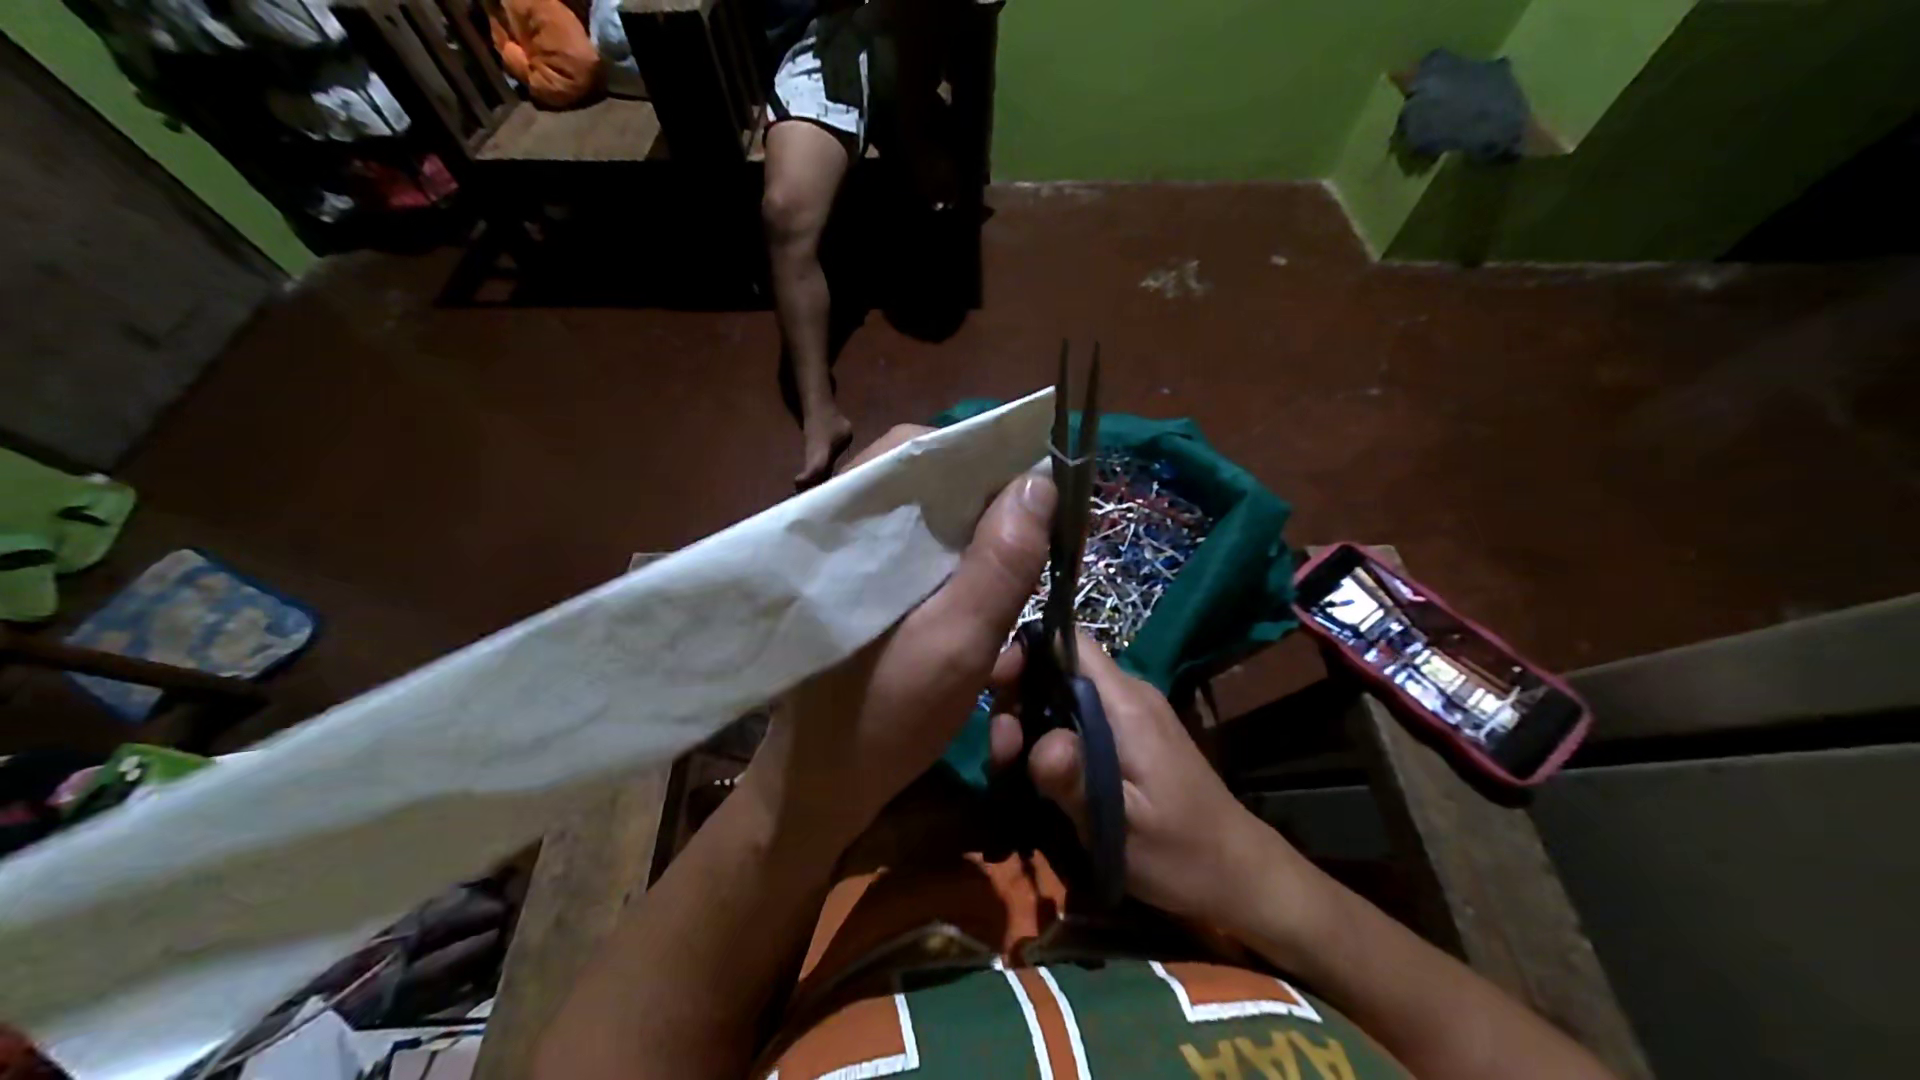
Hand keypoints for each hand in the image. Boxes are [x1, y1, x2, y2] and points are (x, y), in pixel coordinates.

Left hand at [742, 426, 1056, 852]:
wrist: (822, 783)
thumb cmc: (887, 716)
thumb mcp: (957, 642)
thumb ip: (998, 564)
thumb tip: (1038, 483)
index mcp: (846, 525)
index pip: (913, 449)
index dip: (979, 451)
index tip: (1034, 476)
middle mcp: (838, 524)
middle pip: (918, 474)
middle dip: (982, 488)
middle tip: (1035, 520)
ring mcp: (844, 554)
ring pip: (918, 508)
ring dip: (971, 519)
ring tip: (1018, 543)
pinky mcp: (856, 582)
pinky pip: (911, 542)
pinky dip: (952, 547)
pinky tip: (981, 573)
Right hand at [988, 636, 1317, 933]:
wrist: (1239, 873)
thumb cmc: (1181, 852)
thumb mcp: (1121, 825)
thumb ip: (1076, 781)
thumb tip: (1037, 742)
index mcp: (1125, 705)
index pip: (1070, 643)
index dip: (1027, 651)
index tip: (997, 687)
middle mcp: (1126, 697)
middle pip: (1058, 670)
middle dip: (1020, 699)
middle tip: (1001, 752)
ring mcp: (1129, 717)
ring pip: (1064, 696)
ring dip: (1031, 724)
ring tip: (1011, 769)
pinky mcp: (1130, 738)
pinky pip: (1079, 719)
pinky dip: (1051, 737)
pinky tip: (1037, 774)